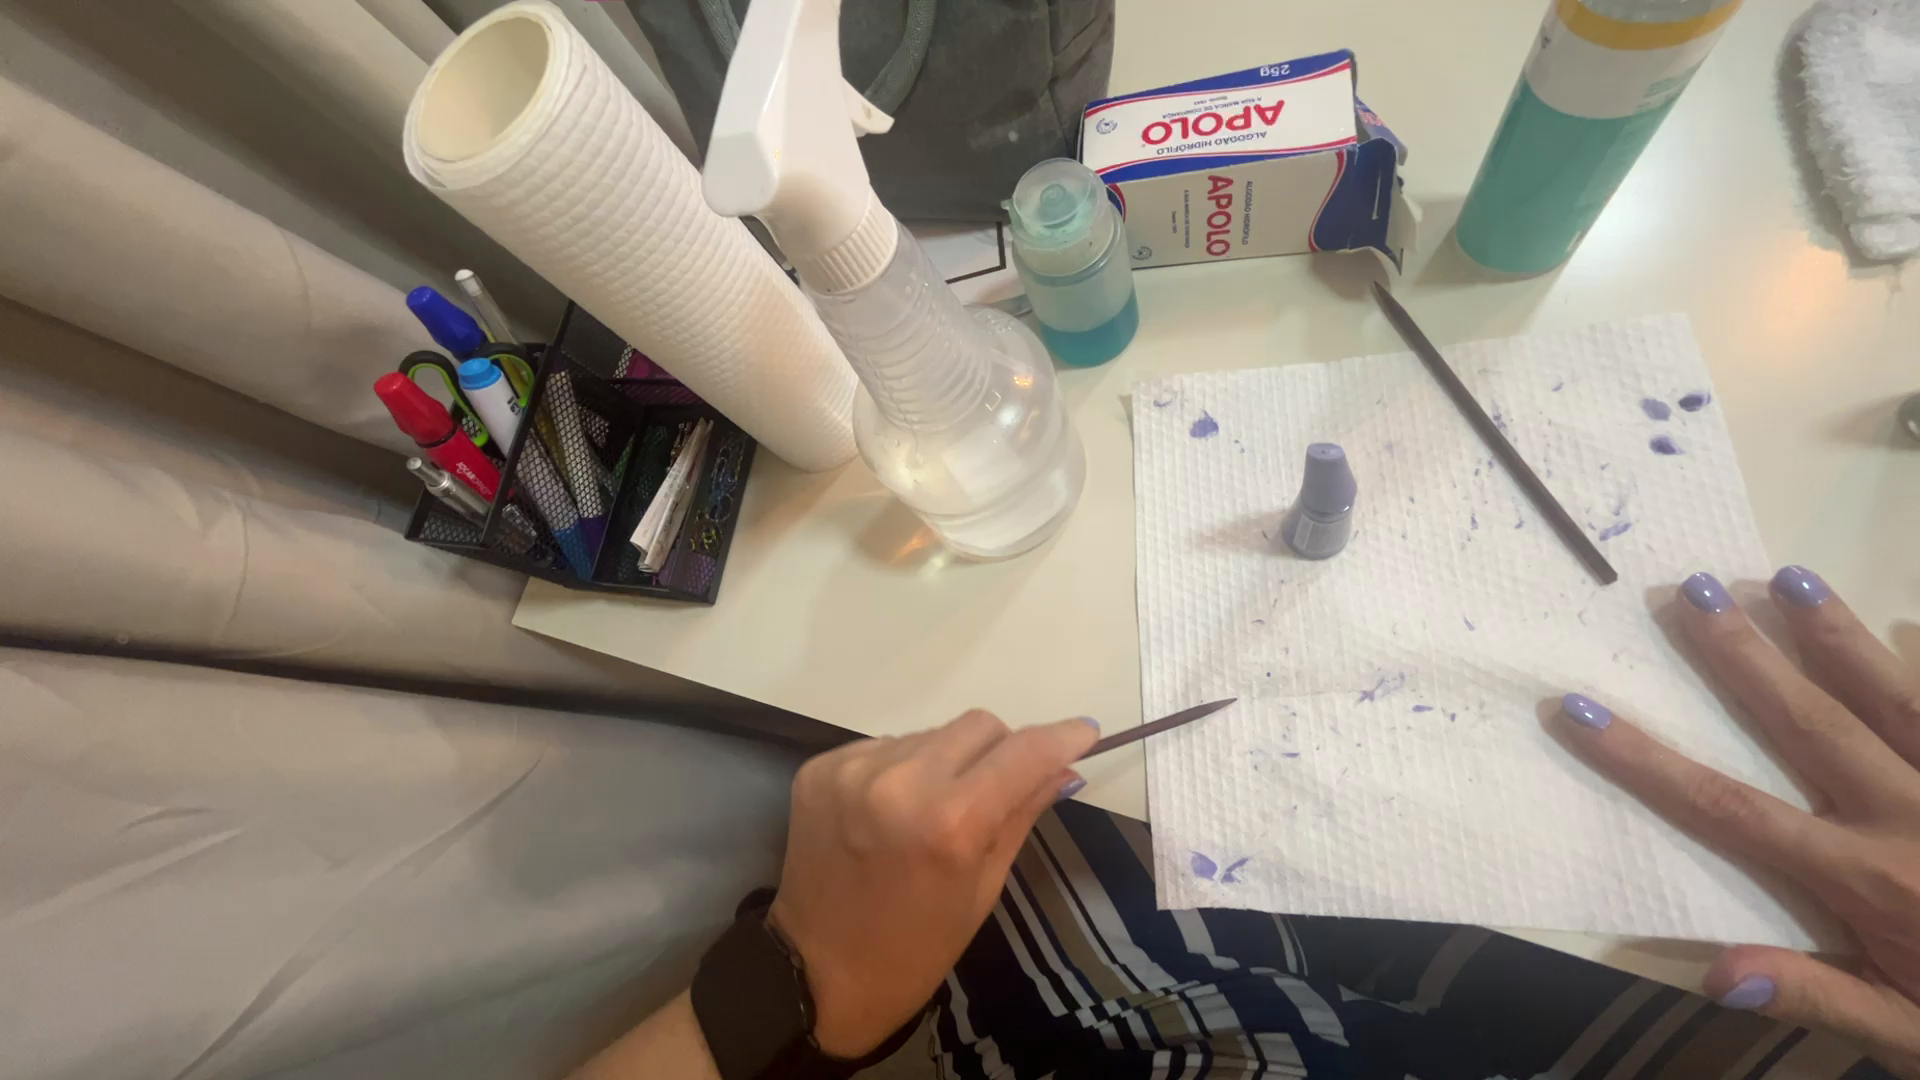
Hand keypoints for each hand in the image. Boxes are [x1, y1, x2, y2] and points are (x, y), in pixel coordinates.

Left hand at [768, 710, 1098, 1058]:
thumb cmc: (916, 946)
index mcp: (949, 822)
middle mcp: (899, 781)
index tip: (1084, 731)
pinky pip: (886, 745)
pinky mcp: (822, 766)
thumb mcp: (984, 887)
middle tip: (997, 787)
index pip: (1023, 752)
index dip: (1062, 737)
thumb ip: (1023, 813)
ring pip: (931, 733)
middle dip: (1000, 749)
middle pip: (978, 725)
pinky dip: (902, 767)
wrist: (816, 973)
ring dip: (947, 760)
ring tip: (932, 808)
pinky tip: (891, 809)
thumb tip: (1065, 767)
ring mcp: (853, 769)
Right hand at [1559, 567, 1919, 1074]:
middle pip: (1806, 724)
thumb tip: (1713, 972)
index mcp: (1874, 883)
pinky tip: (1909, 625)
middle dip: (1741, 655)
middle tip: (1693, 590)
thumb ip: (1830, 1002)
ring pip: (1898, 699)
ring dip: (1836, 636)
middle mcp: (1916, 821)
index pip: (1722, 806)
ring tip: (1789, 577)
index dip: (1638, 756)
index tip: (1574, 705)